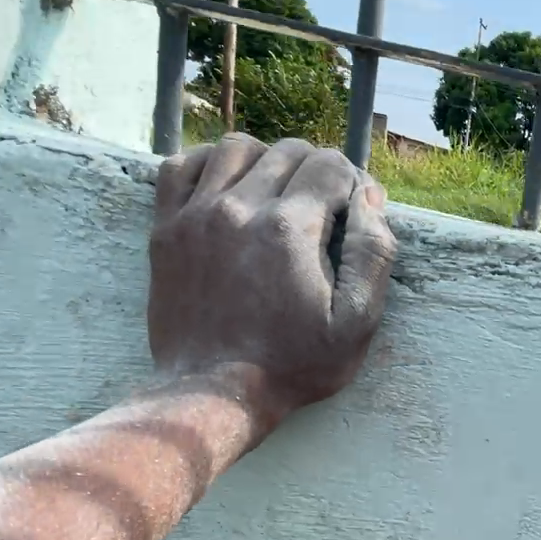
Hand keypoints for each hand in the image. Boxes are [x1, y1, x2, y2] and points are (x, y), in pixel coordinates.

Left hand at [148, 134, 397, 431]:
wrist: (213, 391)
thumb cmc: (294, 364)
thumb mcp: (357, 323)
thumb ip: (374, 256)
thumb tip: (372, 199)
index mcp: (291, 229)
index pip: (330, 166)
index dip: (354, 182)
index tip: (358, 209)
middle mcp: (240, 208)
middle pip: (287, 151)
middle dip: (318, 169)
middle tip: (328, 204)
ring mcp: (196, 215)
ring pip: (236, 147)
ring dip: (269, 160)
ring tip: (282, 192)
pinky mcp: (166, 229)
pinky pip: (181, 165)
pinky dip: (211, 164)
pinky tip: (231, 188)